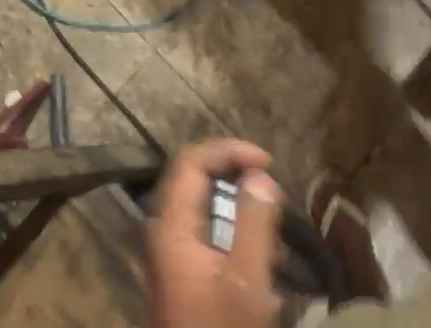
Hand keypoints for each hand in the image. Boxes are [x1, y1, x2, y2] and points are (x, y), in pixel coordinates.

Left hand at [147, 139, 283, 327]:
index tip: (266, 163)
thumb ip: (253, 222)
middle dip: (230, 166)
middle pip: (190, 175)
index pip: (191, 161)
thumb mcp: (245, 280)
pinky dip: (227, 213)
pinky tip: (254, 234)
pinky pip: (201, 223)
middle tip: (266, 174)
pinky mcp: (182, 270)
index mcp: (171, 227)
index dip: (228, 150)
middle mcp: (164, 232)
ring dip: (230, 190)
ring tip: (265, 199)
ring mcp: (170, 252)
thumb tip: (259, 176)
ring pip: (196, 199)